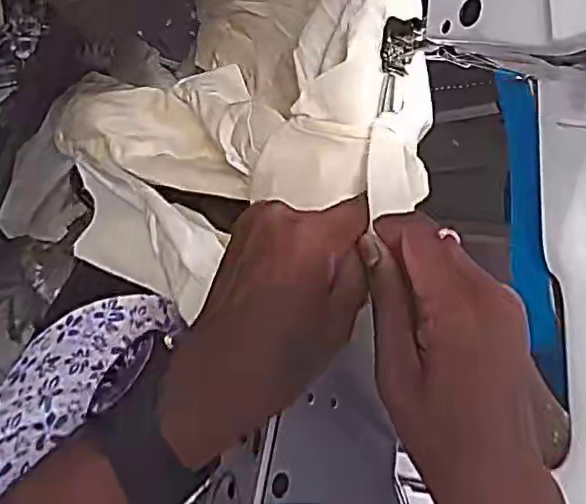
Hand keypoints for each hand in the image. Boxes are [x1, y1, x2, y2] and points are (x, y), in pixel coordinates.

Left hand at [157, 198, 368, 467]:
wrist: (212, 378)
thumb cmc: (268, 363)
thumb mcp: (339, 324)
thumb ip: (362, 271)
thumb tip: (368, 247)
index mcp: (309, 238)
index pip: (359, 207)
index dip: (371, 230)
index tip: (372, 247)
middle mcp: (280, 218)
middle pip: (330, 215)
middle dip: (339, 243)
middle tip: (334, 283)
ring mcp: (257, 221)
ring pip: (306, 220)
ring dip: (311, 244)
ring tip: (302, 288)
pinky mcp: (242, 229)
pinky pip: (282, 227)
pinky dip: (288, 247)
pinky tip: (283, 283)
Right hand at [365, 212, 563, 503]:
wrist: (497, 474)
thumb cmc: (449, 439)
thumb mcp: (396, 371)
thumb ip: (386, 300)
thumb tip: (374, 252)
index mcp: (460, 308)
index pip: (419, 234)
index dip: (388, 230)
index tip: (368, 240)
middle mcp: (490, 297)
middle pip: (437, 238)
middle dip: (403, 248)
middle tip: (377, 273)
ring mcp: (505, 301)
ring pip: (453, 252)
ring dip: (425, 265)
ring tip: (404, 308)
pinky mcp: (511, 310)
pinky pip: (470, 274)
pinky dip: (446, 282)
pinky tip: (431, 318)